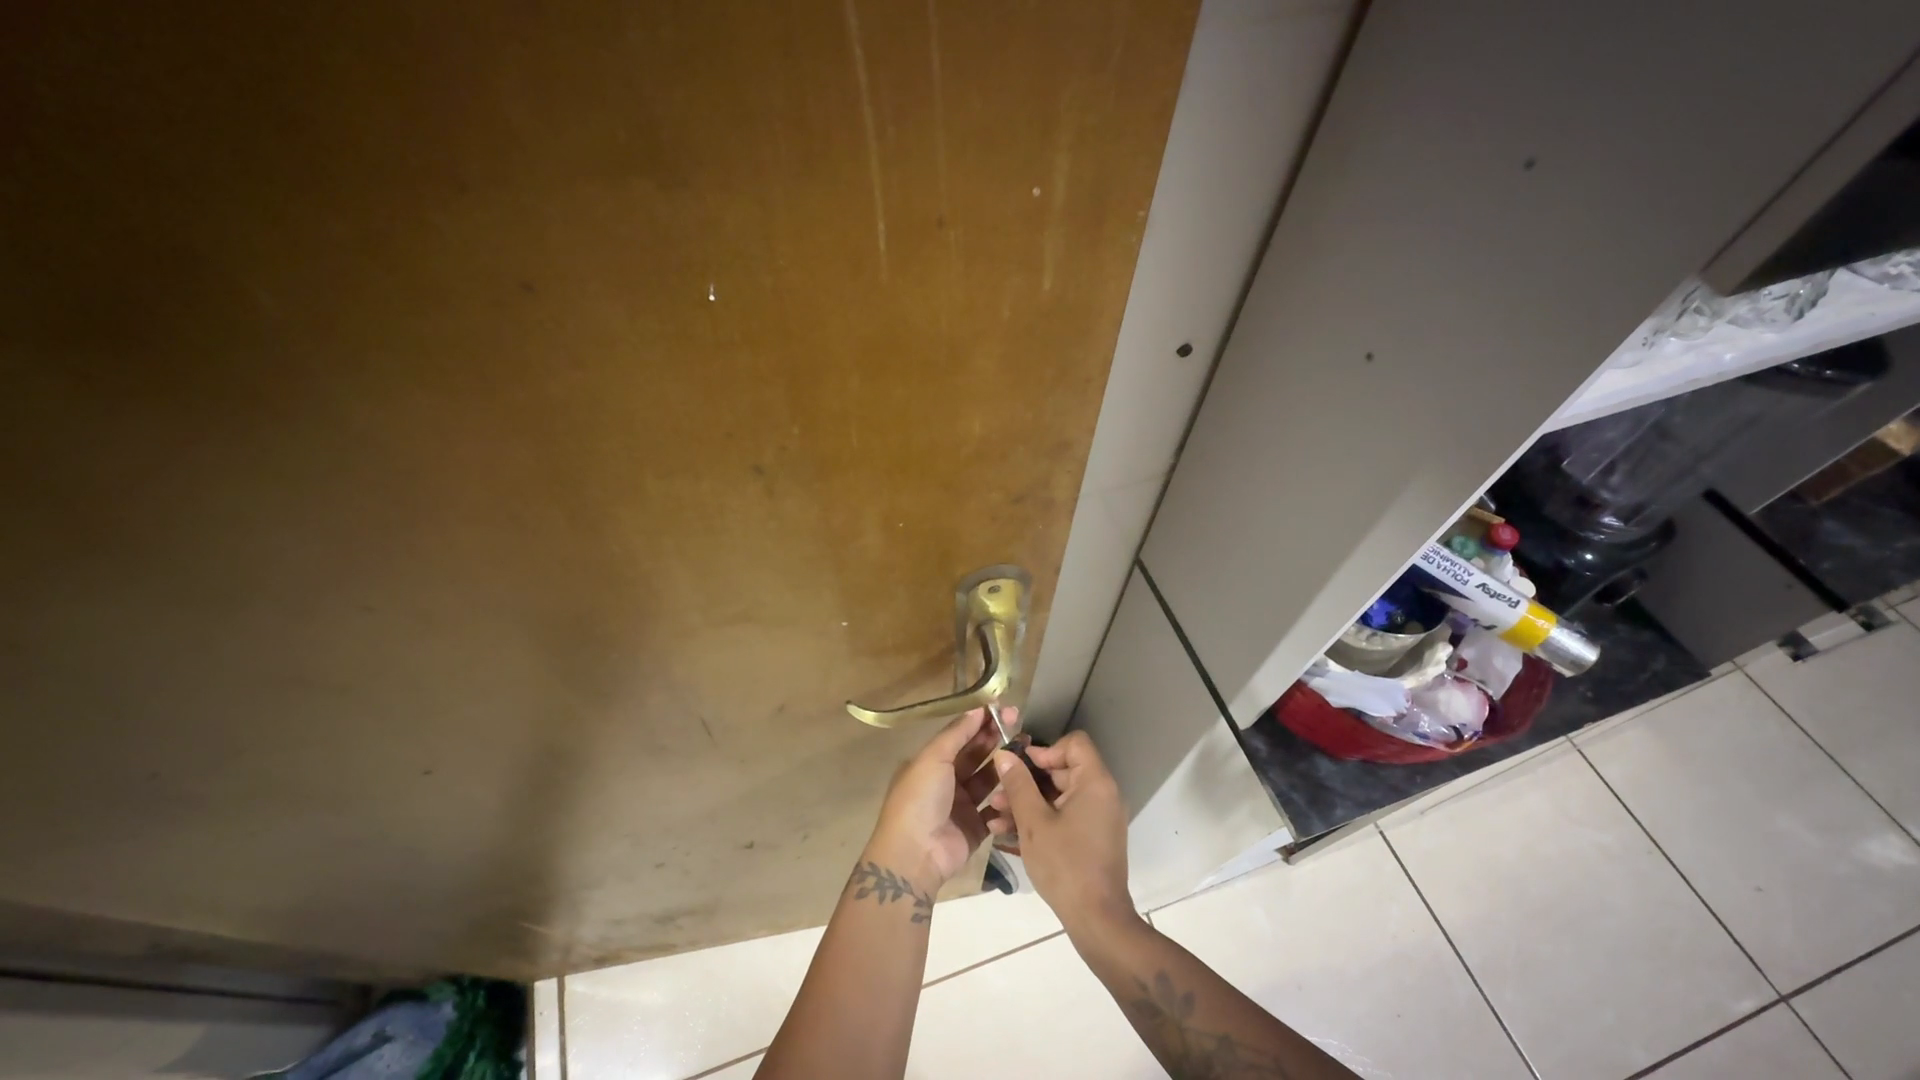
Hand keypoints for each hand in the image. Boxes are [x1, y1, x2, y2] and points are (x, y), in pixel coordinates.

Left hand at [863, 707, 1008, 892]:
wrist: (916, 854)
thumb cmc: (920, 799)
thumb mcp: (932, 758)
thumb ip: (956, 734)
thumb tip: (977, 709)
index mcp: (930, 763)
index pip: (959, 736)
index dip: (980, 722)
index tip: (1004, 710)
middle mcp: (945, 782)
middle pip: (975, 756)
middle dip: (995, 740)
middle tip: (1019, 725)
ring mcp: (961, 806)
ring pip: (988, 780)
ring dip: (1004, 766)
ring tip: (1026, 751)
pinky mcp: (976, 827)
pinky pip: (995, 809)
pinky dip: (1006, 798)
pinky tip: (1020, 782)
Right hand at [989, 731, 1136, 936]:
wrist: (1096, 918)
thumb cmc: (1065, 864)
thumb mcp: (1034, 823)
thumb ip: (1018, 785)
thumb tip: (1005, 755)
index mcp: (1095, 783)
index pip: (1074, 744)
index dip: (1045, 750)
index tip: (1020, 768)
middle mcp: (1102, 794)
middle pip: (1063, 770)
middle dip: (1027, 780)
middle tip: (998, 795)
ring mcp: (1098, 817)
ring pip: (1059, 796)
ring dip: (1028, 802)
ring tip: (996, 815)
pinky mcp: (1091, 837)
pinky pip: (1064, 816)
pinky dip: (1041, 819)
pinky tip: (1008, 833)